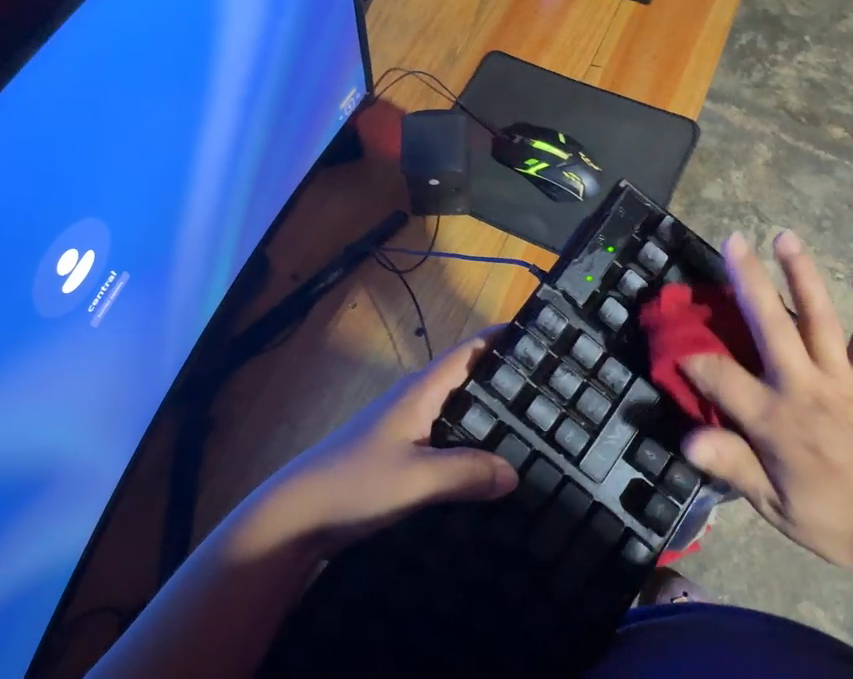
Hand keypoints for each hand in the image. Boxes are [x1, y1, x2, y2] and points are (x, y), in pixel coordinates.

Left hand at [262, 329, 518, 555]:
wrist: (298, 517)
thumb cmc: (355, 483)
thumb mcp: (417, 478)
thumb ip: (467, 472)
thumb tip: (515, 471)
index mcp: (419, 392)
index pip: (468, 352)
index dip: (502, 339)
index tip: (543, 334)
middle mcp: (414, 402)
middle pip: (468, 380)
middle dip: (506, 380)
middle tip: (554, 389)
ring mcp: (405, 429)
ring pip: (458, 412)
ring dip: (490, 416)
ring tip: (537, 429)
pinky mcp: (400, 457)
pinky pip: (447, 441)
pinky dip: (472, 446)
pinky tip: (491, 470)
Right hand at [679, 231, 852, 586]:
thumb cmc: (833, 521)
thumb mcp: (773, 505)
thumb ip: (732, 465)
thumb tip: (687, 438)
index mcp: (776, 420)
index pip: (721, 378)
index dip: (691, 360)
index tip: (671, 346)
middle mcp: (806, 388)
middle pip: (772, 325)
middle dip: (749, 280)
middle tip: (733, 240)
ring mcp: (843, 380)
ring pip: (820, 318)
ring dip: (802, 274)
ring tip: (786, 236)